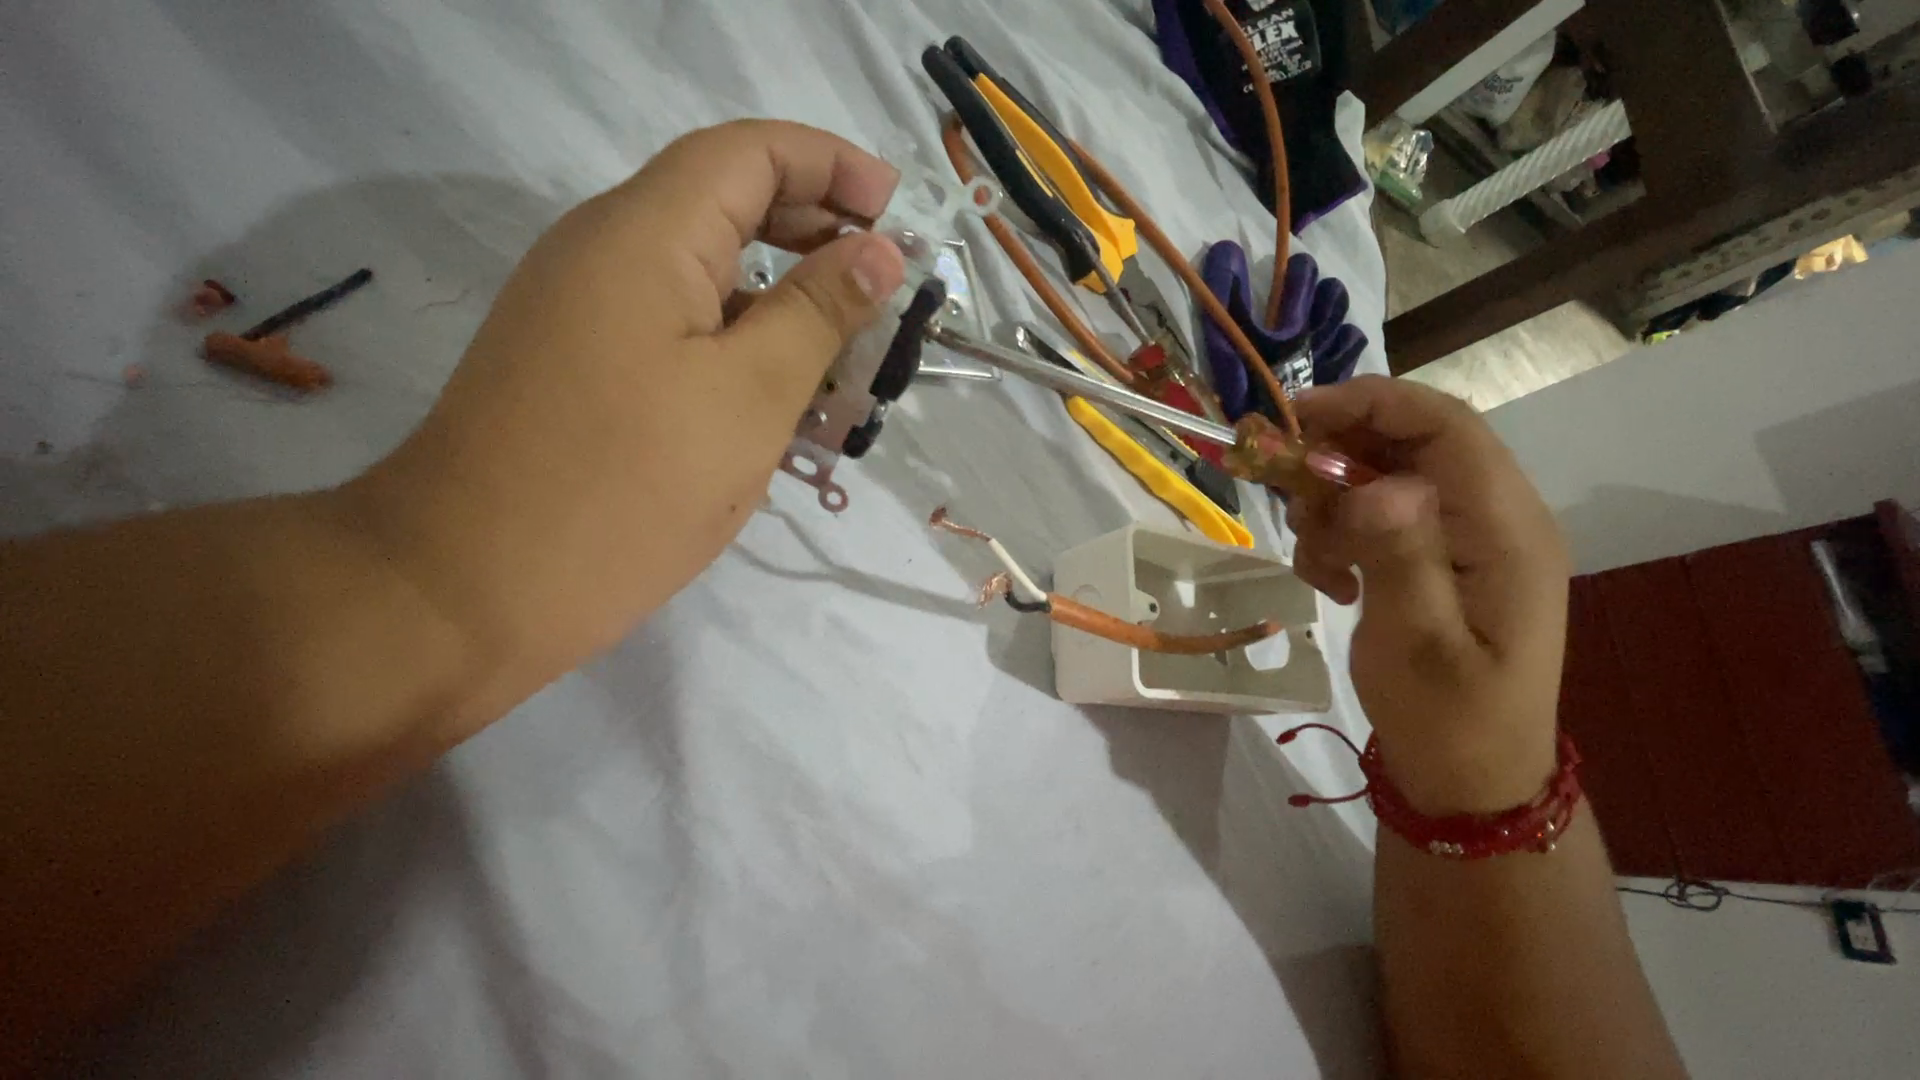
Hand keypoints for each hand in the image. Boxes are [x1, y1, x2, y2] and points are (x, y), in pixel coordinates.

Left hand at [347, 121, 906, 713]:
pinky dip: (739, 346)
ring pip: (704, 277)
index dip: (833, 164)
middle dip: (815, 229)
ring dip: (781, 299)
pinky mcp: (581, 369)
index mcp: (644, 235)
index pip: (750, 153)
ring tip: (849, 351)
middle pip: (725, 204)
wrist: (468, 590)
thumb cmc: (625, 489)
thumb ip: (818, 314)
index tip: (898, 209)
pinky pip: (676, 331)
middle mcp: (604, 253)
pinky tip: (783, 399)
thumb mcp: (749, 398)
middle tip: (883, 285)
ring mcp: (584, 314)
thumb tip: (878, 251)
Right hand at [1286, 376, 1570, 813]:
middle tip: (1285, 495)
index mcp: (1505, 527)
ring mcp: (1466, 537)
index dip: (1367, 402)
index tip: (1292, 420)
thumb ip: (1402, 556)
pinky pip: (1377, 514)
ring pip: (1382, 474)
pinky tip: (1333, 582)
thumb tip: (1381, 483)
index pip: (1443, 424)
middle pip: (1407, 441)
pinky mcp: (1439, 557)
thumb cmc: (1450, 718)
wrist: (1471, 780)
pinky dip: (1340, 534)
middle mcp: (1493, 516)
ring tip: (1317, 560)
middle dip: (1335, 456)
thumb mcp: (1418, 643)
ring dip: (1331, 502)